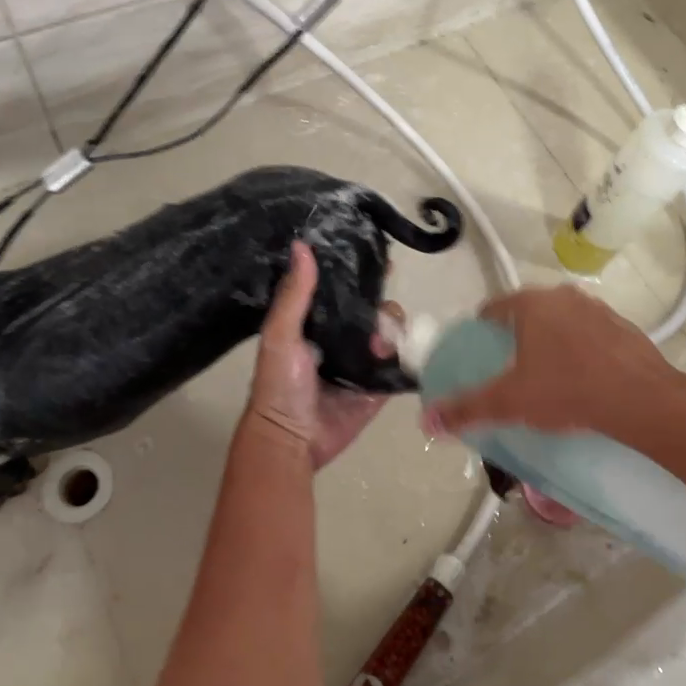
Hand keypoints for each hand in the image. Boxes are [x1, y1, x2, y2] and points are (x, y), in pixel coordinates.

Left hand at [247, 242, 395, 469]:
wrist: (291, 439)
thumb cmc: (278, 383)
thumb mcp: (281, 333)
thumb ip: (296, 293)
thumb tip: (302, 246)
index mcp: (317, 323)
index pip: (344, 290)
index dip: (361, 273)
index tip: (381, 259)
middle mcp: (342, 338)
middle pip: (374, 309)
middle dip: (383, 304)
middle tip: (380, 313)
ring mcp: (362, 363)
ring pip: (391, 334)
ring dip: (393, 332)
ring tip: (379, 346)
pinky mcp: (378, 387)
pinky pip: (400, 366)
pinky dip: (406, 357)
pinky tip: (400, 355)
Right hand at [424, 284, 681, 437]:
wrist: (642, 400)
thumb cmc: (567, 390)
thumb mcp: (510, 402)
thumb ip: (467, 408)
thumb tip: (427, 421)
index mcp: (531, 304)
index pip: (493, 308)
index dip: (481, 330)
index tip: (480, 354)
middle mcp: (562, 296)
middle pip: (528, 312)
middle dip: (517, 335)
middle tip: (511, 369)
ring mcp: (597, 309)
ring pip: (562, 321)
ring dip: (552, 341)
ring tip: (548, 376)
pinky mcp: (624, 327)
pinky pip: (591, 335)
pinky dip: (582, 350)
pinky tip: (584, 380)